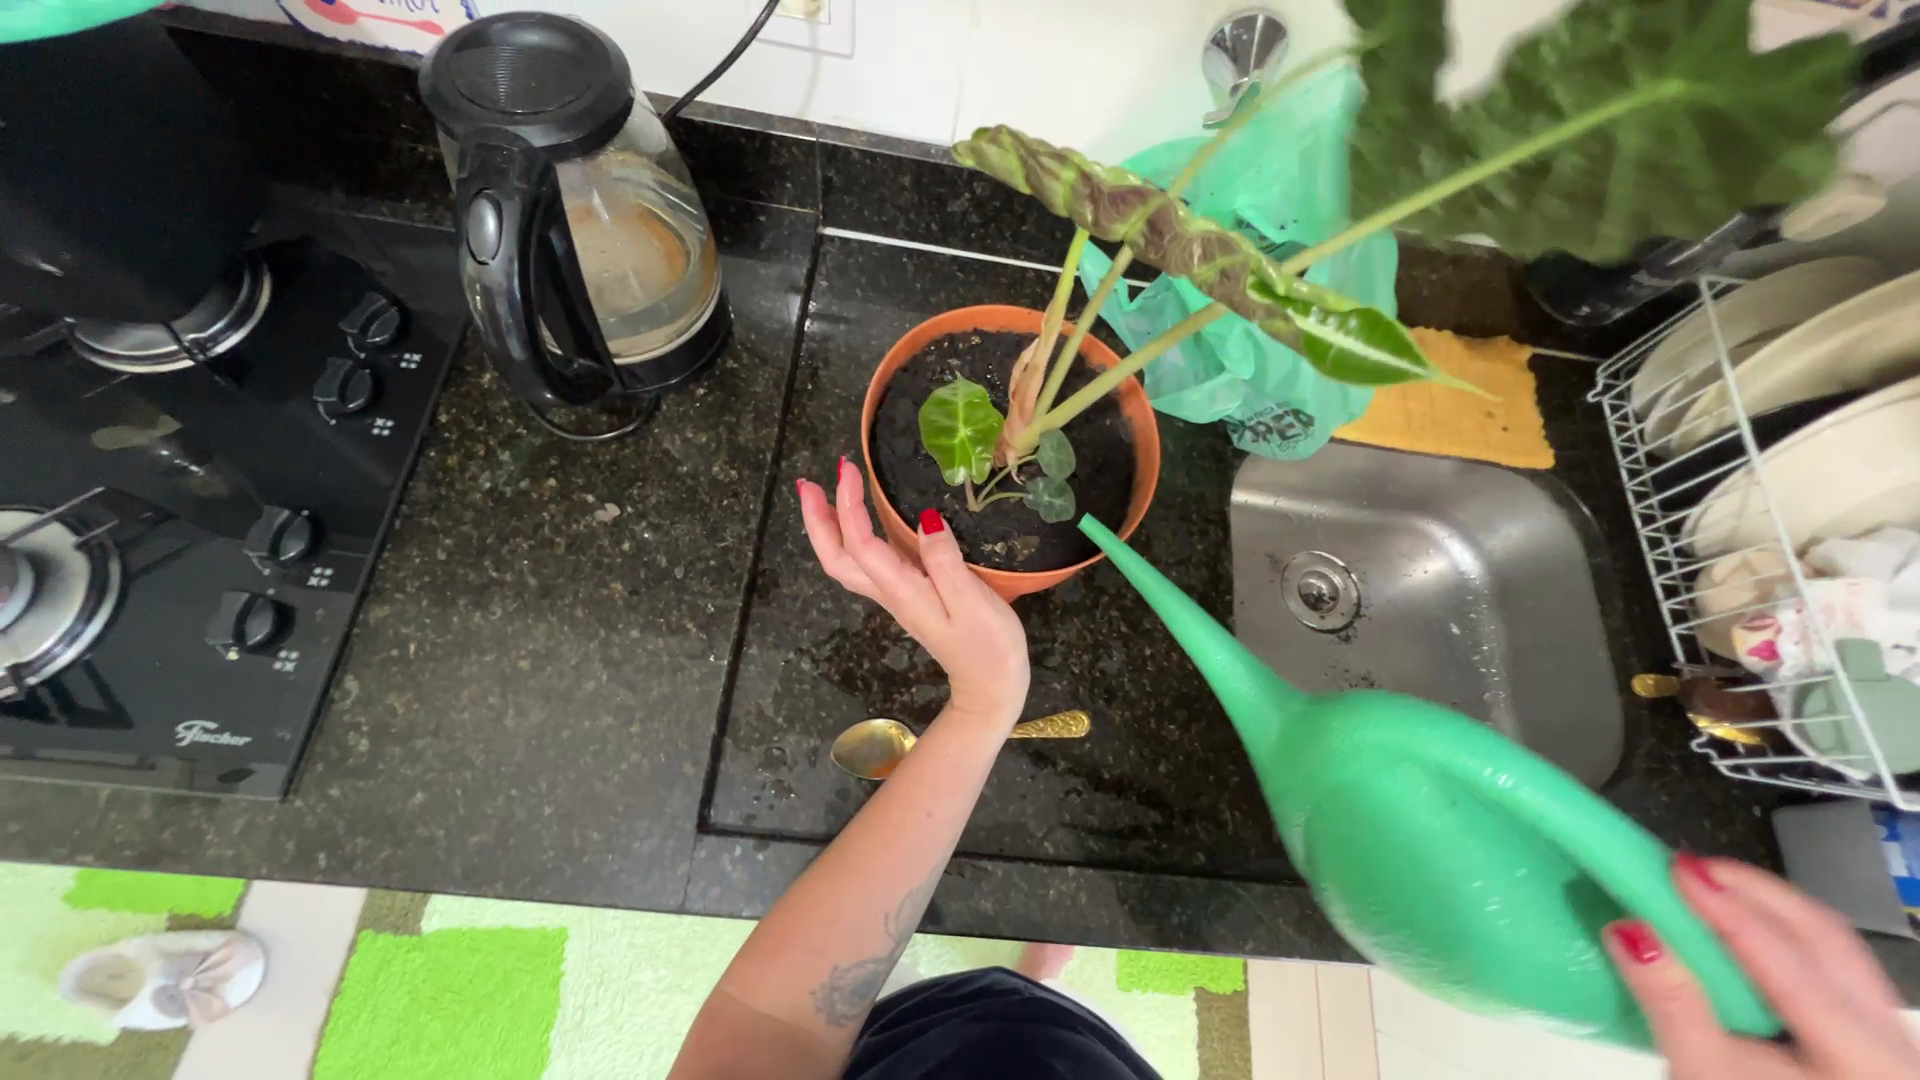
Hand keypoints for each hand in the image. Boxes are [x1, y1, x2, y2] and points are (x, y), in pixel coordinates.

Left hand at [797, 457, 1028, 725]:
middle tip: (809, 482)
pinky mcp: (907, 598)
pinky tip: (862, 524)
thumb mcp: (972, 600)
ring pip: (846, 562)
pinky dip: (852, 538)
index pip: (859, 543)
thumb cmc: (987, 645)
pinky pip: (865, 564)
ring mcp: (895, 598)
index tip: (849, 468)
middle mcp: (889, 593)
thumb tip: (925, 518)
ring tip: (823, 494)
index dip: (848, 504)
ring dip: (828, 528)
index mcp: (900, 590)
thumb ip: (946, 560)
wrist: (990, 687)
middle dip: (817, 519)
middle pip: (835, 558)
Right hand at [1606, 854, 1919, 1078]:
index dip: (1731, 911)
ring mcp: (1886, 1031)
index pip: (1791, 966)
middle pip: (1825, 938)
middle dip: (1751, 892)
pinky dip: (1774, 924)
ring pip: (1830, 941)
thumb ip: (1671, 1004)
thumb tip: (1630, 930)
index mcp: (1864, 1058)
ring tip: (1701, 884)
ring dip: (1761, 902)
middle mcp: (1894, 1041)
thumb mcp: (1701, 1071)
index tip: (1678, 867)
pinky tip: (1730, 917)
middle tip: (1684, 866)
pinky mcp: (1866, 1027)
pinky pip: (1827, 955)